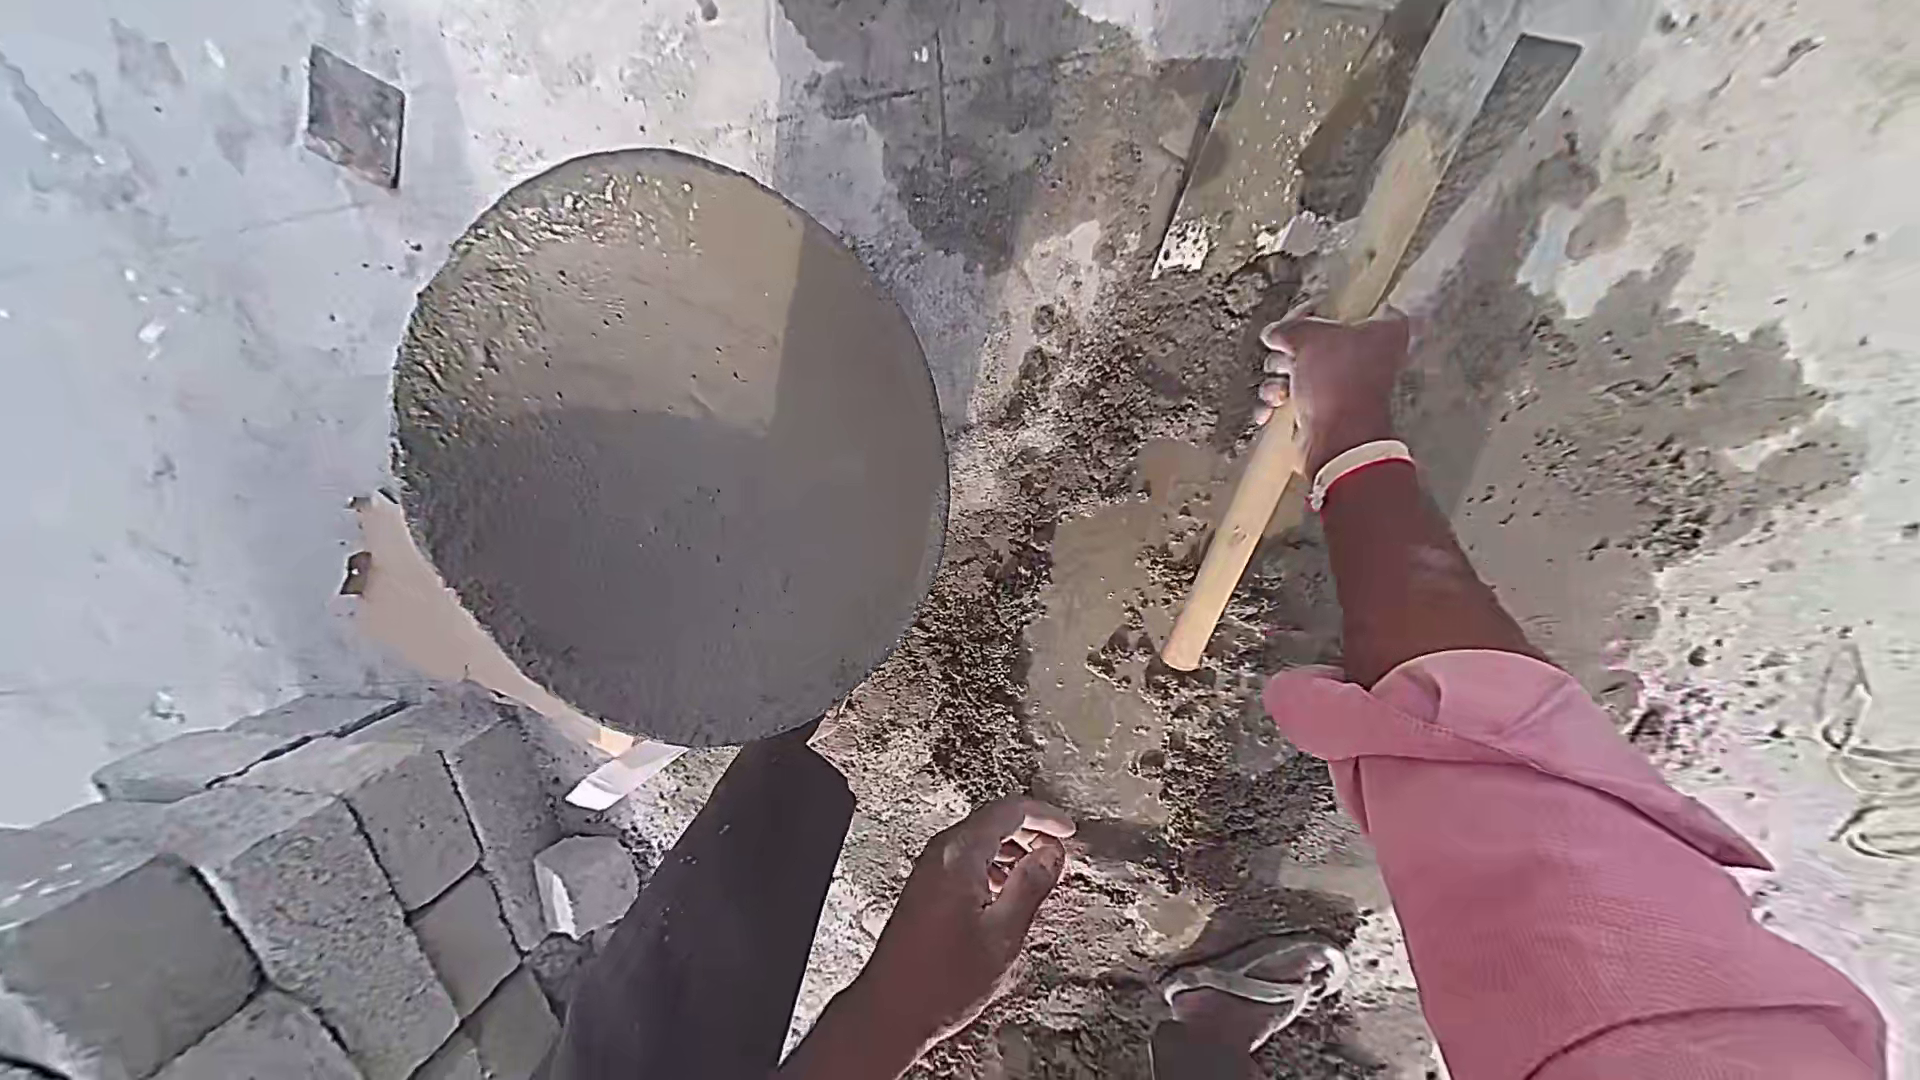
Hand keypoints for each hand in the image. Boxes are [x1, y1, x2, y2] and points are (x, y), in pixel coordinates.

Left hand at [779, 798, 1075, 1078]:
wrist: (889, 1010)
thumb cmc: (943, 980)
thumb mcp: (1003, 934)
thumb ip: (1031, 884)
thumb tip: (1052, 852)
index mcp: (961, 853)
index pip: (1009, 811)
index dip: (1044, 816)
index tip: (1068, 830)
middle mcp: (942, 850)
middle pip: (994, 819)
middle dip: (1031, 830)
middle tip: (1058, 850)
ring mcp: (931, 865)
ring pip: (981, 838)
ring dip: (1013, 847)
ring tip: (1039, 871)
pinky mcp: (927, 882)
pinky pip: (967, 856)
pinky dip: (994, 862)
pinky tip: (1007, 889)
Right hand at [1254, 311, 1411, 474]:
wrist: (1335, 439)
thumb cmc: (1337, 384)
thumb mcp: (1312, 339)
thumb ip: (1291, 328)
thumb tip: (1274, 332)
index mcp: (1380, 330)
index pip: (1343, 306)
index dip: (1314, 312)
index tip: (1296, 322)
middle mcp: (1363, 356)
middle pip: (1309, 341)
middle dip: (1286, 355)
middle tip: (1288, 362)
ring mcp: (1339, 385)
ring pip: (1292, 371)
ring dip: (1276, 382)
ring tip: (1280, 394)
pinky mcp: (1319, 409)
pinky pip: (1287, 398)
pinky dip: (1274, 404)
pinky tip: (1271, 411)